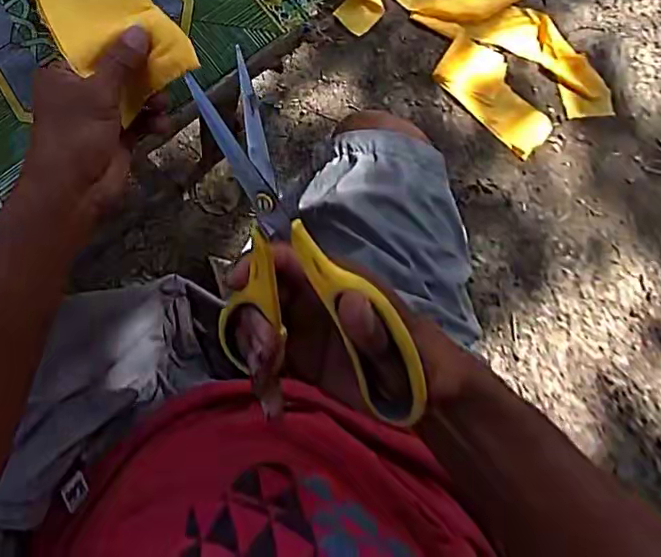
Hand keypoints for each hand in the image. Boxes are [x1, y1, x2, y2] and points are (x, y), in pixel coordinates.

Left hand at [18, 26, 170, 221]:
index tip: (141, 24)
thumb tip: (139, 29)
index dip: (114, 36)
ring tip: (163, 102)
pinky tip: (161, 124)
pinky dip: (151, 120)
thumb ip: (121, 61)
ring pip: (131, 94)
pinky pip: (139, 119)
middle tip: (164, 60)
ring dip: (151, 97)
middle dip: (140, 69)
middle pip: (115, 69)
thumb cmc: (76, 135)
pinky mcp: (116, 136)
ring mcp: (98, 114)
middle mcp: (78, 91)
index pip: (88, 46)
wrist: (74, 195)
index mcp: (62, 74)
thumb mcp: (98, 92)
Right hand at [228, 242, 484, 419]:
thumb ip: (376, 325)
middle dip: (252, 318)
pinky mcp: (298, 360)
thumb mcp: (403, 341)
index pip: (284, 258)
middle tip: (266, 354)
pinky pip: (265, 361)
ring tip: (269, 382)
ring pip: (256, 325)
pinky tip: (272, 404)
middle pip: (260, 291)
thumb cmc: (417, 358)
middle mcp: (309, 298)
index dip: (255, 263)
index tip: (236, 284)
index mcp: (332, 280)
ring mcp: (301, 329)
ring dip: (253, 350)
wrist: (424, 399)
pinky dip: (261, 379)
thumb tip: (350, 301)